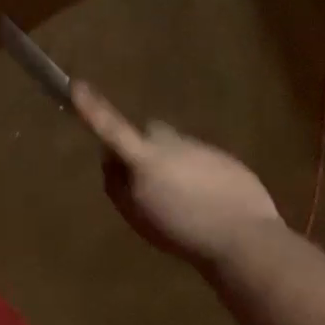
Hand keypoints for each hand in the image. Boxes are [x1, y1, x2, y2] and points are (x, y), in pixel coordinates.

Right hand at [71, 82, 285, 265]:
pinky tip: (205, 203)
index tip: (77, 84)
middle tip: (143, 177)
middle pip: (147, 132)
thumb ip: (115, 183)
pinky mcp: (228, 160)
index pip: (112, 128)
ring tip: (181, 199)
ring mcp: (203, 150)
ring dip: (170, 164)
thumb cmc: (181, 231)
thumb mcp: (134, 213)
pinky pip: (201, 160)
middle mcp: (172, 144)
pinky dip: (196, 176)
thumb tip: (110, 160)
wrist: (247, 239)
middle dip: (140, 146)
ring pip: (175, 147)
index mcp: (144, 158)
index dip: (92, 107)